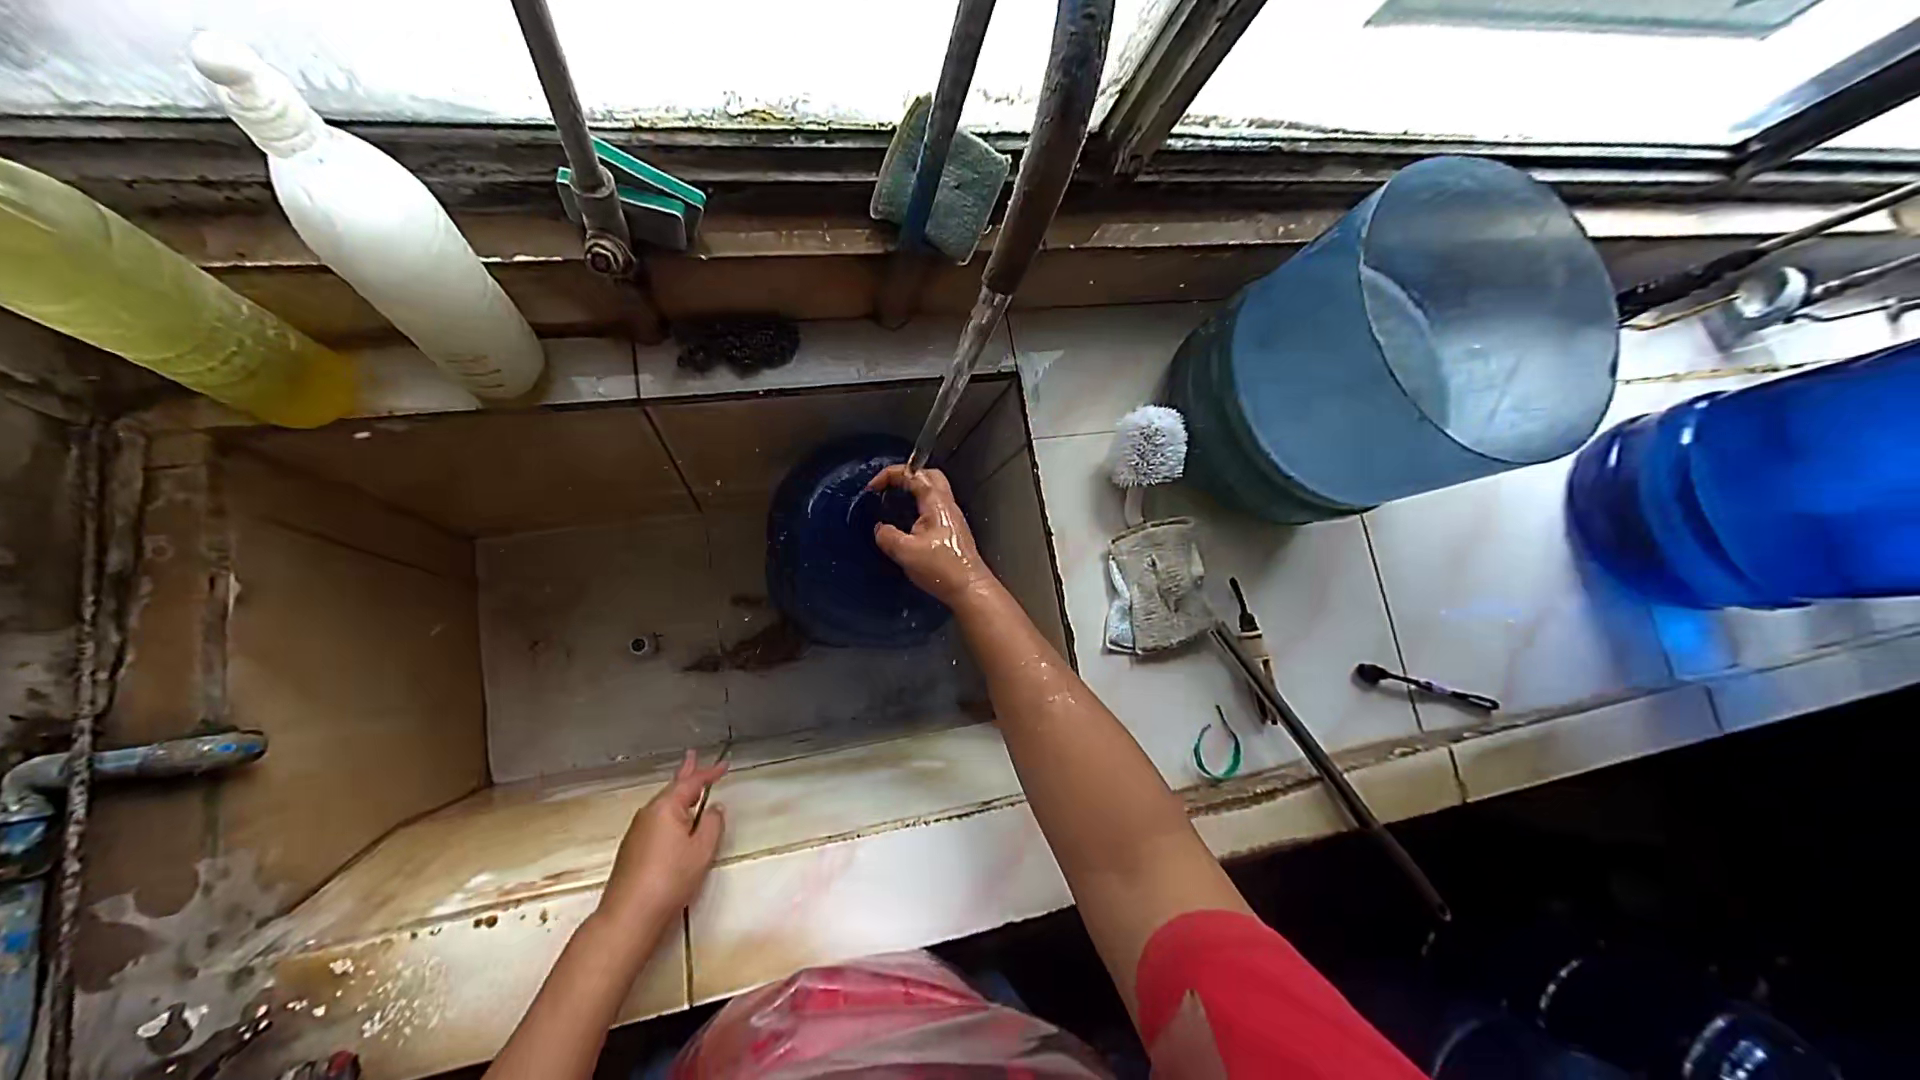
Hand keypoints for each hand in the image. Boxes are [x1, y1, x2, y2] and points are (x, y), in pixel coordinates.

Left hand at [600, 750, 727, 925]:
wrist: (629, 915)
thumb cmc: (670, 878)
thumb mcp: (702, 850)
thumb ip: (712, 824)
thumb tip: (714, 808)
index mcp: (666, 808)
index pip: (692, 783)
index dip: (709, 773)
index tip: (724, 765)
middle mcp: (648, 814)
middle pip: (672, 788)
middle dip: (686, 773)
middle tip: (693, 756)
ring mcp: (637, 831)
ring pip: (663, 804)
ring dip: (679, 793)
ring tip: (690, 786)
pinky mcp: (632, 848)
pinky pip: (656, 819)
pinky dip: (670, 810)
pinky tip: (676, 819)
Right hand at [867, 465, 1000, 608]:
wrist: (969, 588)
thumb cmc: (940, 568)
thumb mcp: (905, 552)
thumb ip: (887, 536)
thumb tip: (880, 529)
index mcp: (936, 503)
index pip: (913, 474)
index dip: (890, 474)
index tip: (873, 488)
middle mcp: (947, 504)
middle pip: (928, 476)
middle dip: (905, 476)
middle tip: (887, 488)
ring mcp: (952, 517)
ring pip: (932, 491)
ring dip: (912, 492)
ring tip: (893, 504)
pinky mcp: (951, 531)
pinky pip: (933, 507)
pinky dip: (917, 506)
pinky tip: (906, 523)